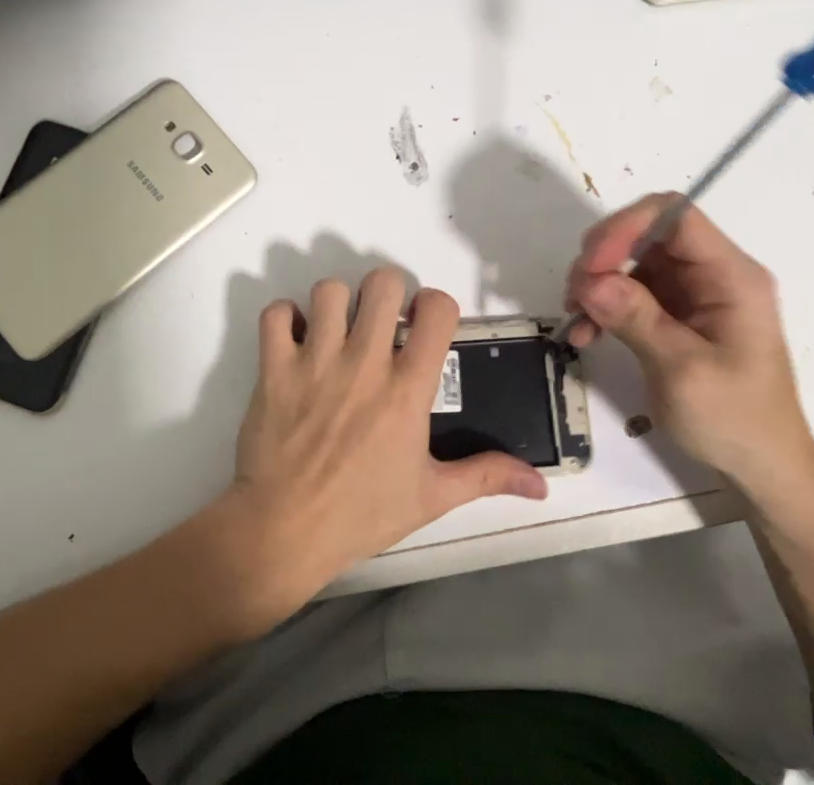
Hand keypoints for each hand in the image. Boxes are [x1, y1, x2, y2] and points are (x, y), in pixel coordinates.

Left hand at [221, 268, 547, 617]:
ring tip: (338, 331)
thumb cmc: (362, 514)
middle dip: (387, 293)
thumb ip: (486, 477)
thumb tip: (541, 485)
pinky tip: (295, 340)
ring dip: (337, 303)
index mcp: (407, 389)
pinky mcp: (273, 368)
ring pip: (329, 290)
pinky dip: (285, 317)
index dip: (435, 306)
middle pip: (382, 283)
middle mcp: (363, 363)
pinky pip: (276, 313)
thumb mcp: (431, 497)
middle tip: (382, 323)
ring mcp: (314, 361)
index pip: (436, 309)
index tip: (425, 326)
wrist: (285, 530)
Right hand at [563, 193, 813, 482]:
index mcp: (731, 276)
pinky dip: (603, 307)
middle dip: (604, 258)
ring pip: (633, 264)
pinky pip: (631, 294)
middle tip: (574, 296)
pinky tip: (586, 335)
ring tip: (576, 319)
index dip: (626, 228)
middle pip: (648, 235)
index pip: (674, 216)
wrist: (761, 464)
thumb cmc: (734, 418)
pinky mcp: (676, 315)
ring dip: (597, 284)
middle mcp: (713, 274)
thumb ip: (638, 319)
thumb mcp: (683, 370)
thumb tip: (590, 281)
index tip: (590, 265)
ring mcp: (694, 294)